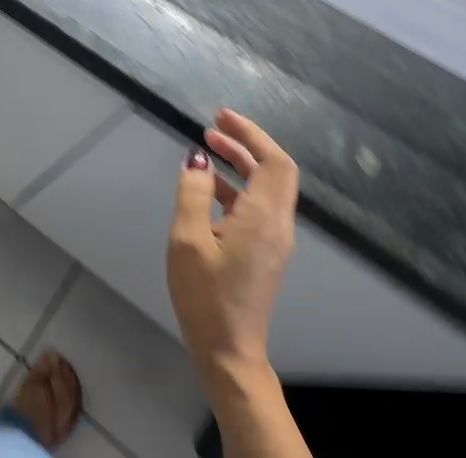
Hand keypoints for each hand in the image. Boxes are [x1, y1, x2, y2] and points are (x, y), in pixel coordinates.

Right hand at [167, 109, 299, 394]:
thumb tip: (198, 160)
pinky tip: (207, 189)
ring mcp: (274, 243)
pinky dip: (235, 188)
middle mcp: (278, 227)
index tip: (222, 117)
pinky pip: (256, 209)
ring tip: (205, 150)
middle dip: (246, 145)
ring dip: (239, 165)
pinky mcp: (263, 255)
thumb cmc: (205, 293)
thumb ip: (193, 195)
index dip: (253, 135)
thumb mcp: (187, 239)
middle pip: (274, 173)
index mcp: (264, 219)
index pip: (276, 163)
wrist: (228, 349)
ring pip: (265, 191)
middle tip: (212, 126)